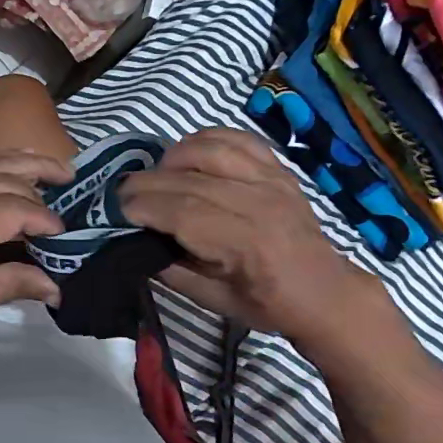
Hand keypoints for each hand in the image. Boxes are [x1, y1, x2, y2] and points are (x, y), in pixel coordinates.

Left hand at [0, 151, 72, 338]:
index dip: (47, 220)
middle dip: (44, 187)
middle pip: (11, 178)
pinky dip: (7, 166)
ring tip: (60, 170)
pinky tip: (22, 173)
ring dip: (29, 164)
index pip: (19, 207)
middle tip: (74, 194)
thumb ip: (18, 283)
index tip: (66, 236)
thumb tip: (58, 288)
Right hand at [119, 128, 383, 342]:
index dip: (142, 207)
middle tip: (122, 195)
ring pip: (210, 150)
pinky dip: (206, 138)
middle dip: (145, 183)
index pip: (181, 211)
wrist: (324, 291)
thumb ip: (171, 269)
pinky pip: (237, 138)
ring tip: (156, 174)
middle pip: (187, 179)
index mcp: (244, 243)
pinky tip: (189, 153)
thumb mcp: (212, 299)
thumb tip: (133, 243)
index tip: (117, 212)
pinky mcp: (277, 169)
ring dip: (172, 157)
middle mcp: (258, 203)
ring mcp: (270, 180)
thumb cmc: (267, 303)